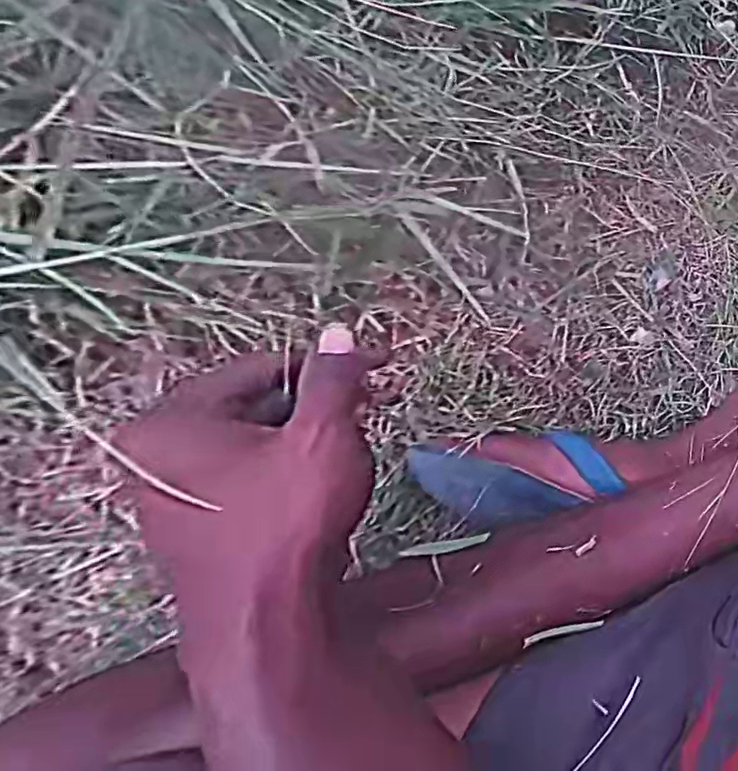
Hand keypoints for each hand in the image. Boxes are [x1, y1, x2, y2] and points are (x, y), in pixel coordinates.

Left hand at [116, 325, 380, 609]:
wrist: (266, 607)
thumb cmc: (289, 513)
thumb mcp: (324, 432)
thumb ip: (333, 377)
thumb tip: (339, 333)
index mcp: (169, 425)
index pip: (260, 366)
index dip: (327, 362)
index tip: (379, 363)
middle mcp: (155, 453)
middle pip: (258, 399)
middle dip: (322, 396)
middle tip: (375, 397)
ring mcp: (174, 487)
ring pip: (259, 431)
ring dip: (316, 424)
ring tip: (363, 429)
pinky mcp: (203, 512)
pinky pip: (254, 462)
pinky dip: (297, 453)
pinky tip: (333, 464)